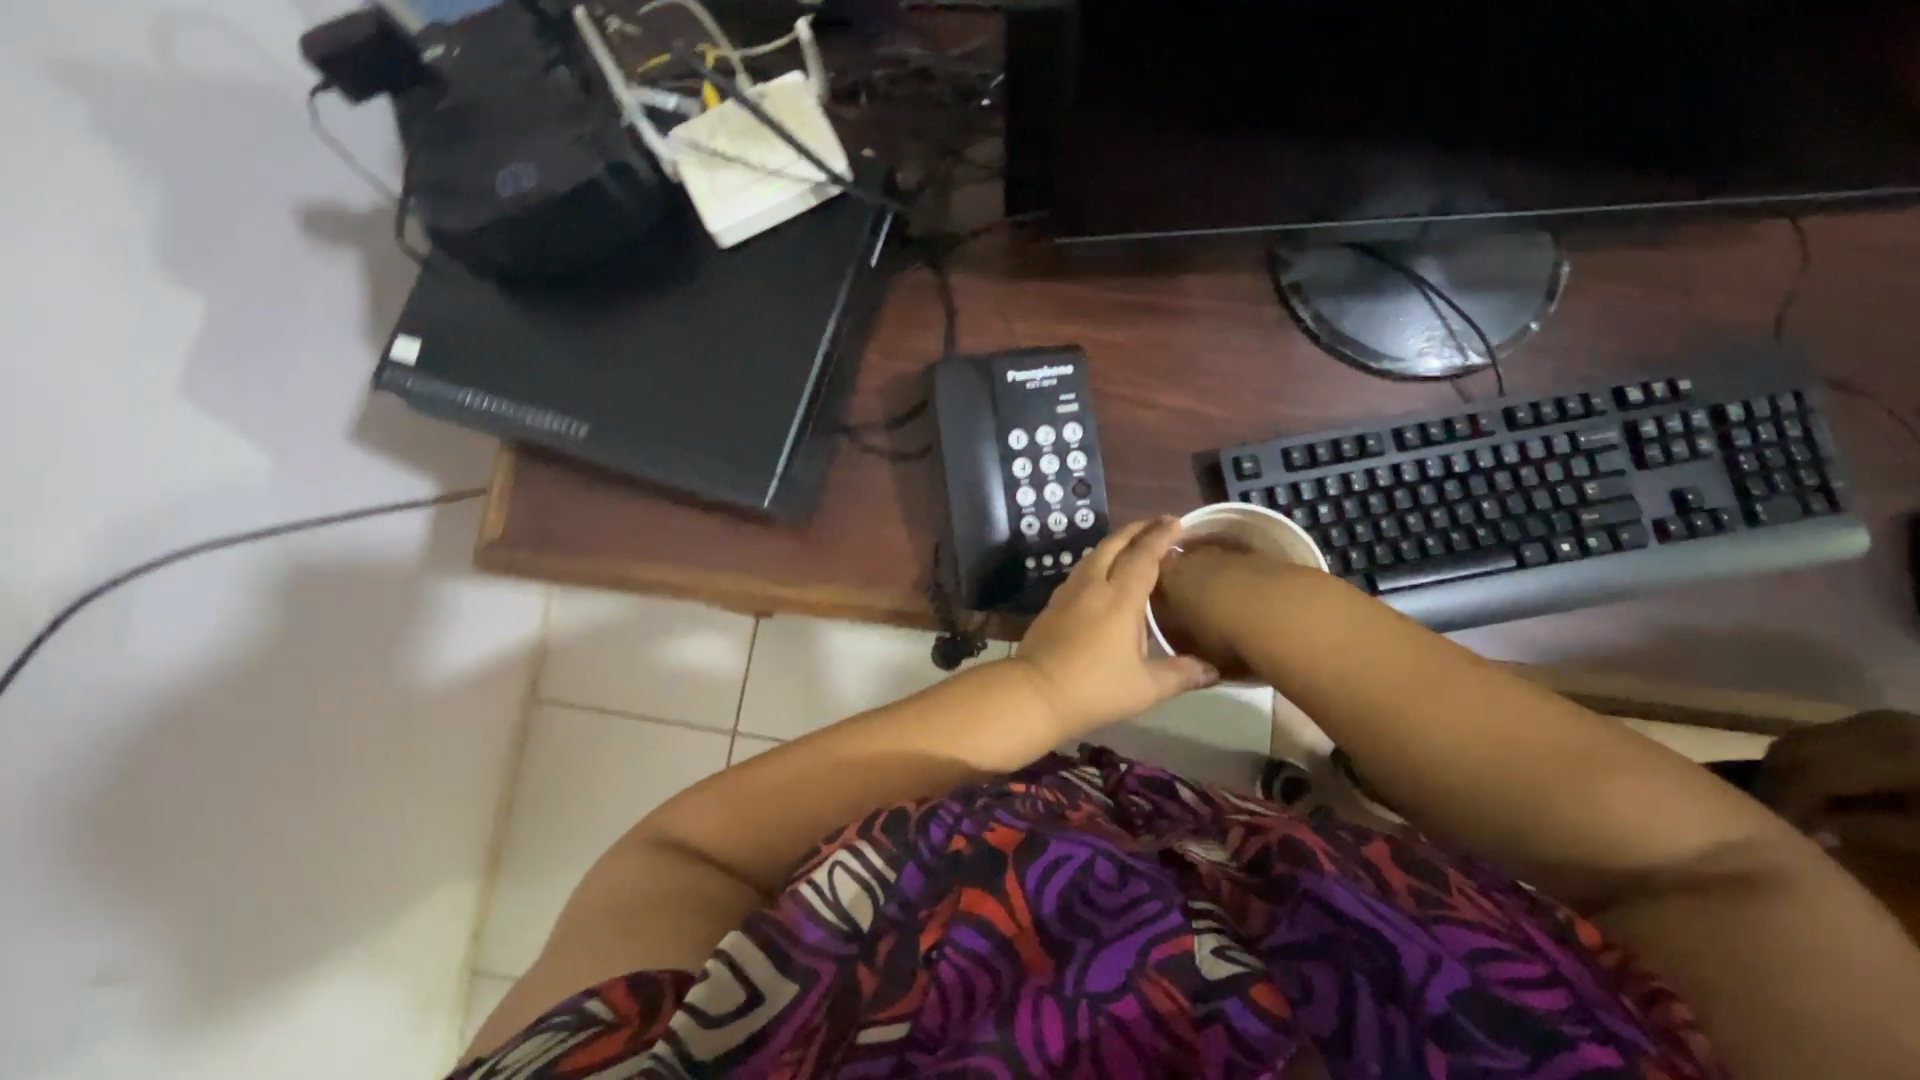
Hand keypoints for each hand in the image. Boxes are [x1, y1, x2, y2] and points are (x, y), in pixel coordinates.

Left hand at [1010, 517, 1219, 736]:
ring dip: (1115, 543)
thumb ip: (1181, 674)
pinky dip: (1098, 562)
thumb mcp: (1146, 687)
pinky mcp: (1052, 605)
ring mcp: (1068, 593)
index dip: (1161, 536)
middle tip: (1157, 524)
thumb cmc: (1094, 689)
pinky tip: (1101, 574)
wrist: (1034, 694)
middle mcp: (1093, 585)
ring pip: (1094, 555)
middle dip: (1137, 530)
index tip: (1177, 522)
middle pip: (1115, 545)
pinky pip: (1081, 571)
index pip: (1144, 556)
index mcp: (1120, 598)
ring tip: (1132, 545)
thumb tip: (1214, 671)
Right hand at [1757, 710, 1919, 853]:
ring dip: (1784, 773)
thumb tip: (1813, 828)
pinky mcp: (1875, 721)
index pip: (1810, 772)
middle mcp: (1872, 726)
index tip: (1775, 831)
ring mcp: (1872, 719)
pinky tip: (1817, 790)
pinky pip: (1817, 737)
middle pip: (1793, 750)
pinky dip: (1804, 762)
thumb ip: (1869, 829)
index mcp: (1893, 753)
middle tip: (1774, 820)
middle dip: (1776, 786)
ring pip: (1796, 740)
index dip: (1785, 801)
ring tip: (1792, 807)